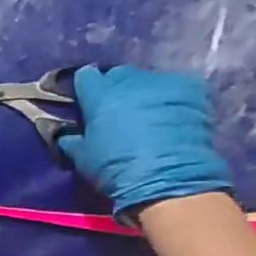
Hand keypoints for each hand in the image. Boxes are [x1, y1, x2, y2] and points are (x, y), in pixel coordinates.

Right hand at [57, 65, 233, 217]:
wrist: (168, 179)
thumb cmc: (116, 169)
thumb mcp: (82, 157)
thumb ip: (70, 138)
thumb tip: (62, 132)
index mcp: (99, 95)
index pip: (85, 76)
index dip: (85, 88)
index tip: (85, 102)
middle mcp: (129, 81)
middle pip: (118, 75)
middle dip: (114, 88)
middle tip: (115, 111)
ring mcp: (163, 83)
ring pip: (147, 80)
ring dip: (142, 93)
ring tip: (145, 114)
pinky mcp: (192, 89)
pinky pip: (175, 86)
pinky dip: (169, 97)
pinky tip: (170, 114)